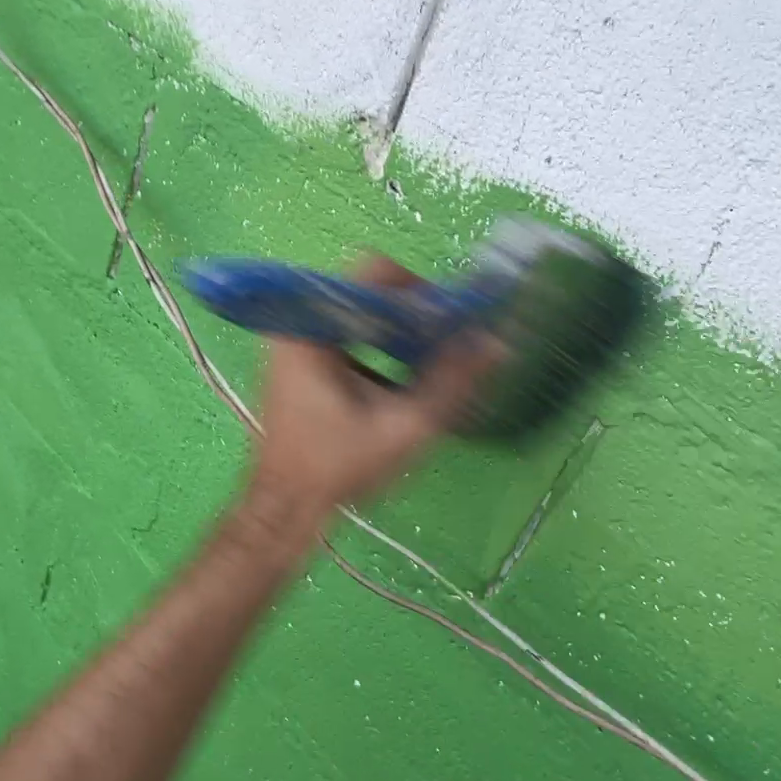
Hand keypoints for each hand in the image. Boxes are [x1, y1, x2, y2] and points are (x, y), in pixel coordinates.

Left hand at [244, 256, 501, 531]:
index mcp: (311, 326)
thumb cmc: (338, 468)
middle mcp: (297, 321)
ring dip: (398, 329)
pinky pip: (348, 331)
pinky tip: (401, 377)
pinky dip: (380, 344)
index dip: (418, 288)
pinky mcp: (301, 358)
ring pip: (360, 310)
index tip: (445, 322)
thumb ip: (451, 382)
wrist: (285, 509)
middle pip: (368, 290)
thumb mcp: (404, 427)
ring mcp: (296, 339)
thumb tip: (496, 343)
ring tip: (427, 361)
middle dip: (412, 312)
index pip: (372, 271)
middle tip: (443, 343)